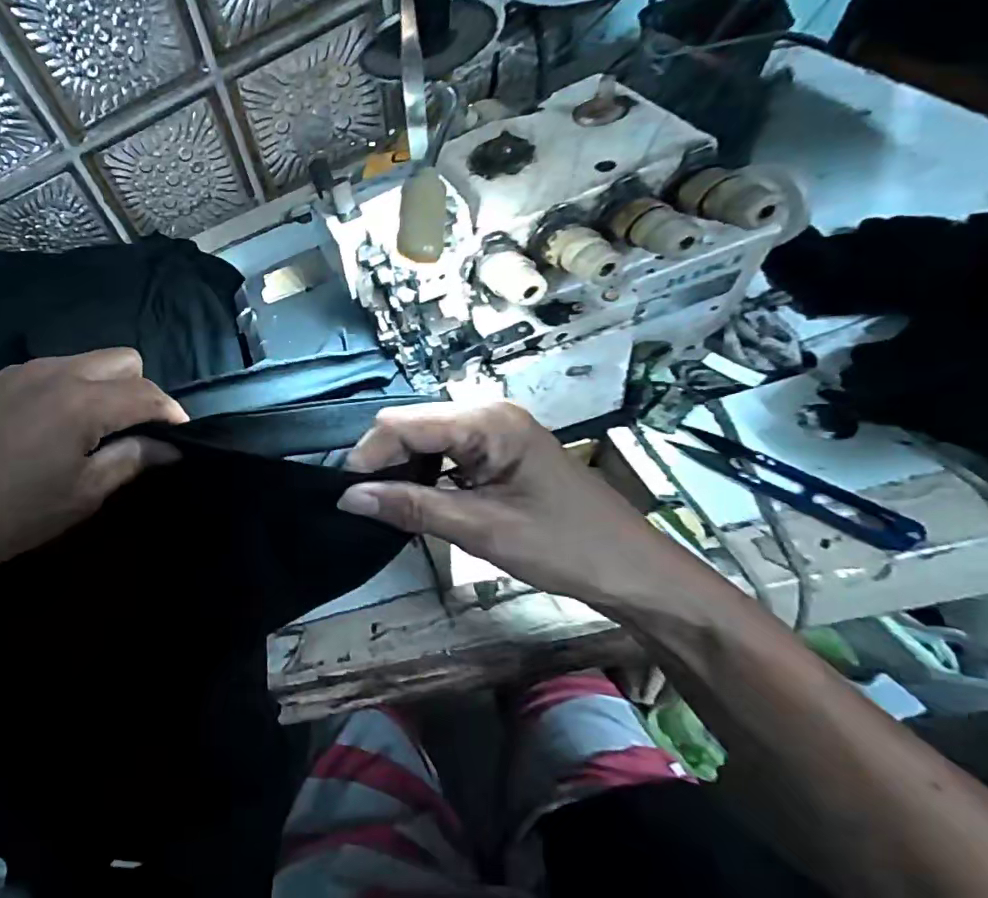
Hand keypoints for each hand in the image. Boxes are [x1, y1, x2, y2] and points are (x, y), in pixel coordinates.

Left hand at [0, 348, 186, 600]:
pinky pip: (58, 369)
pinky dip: (76, 387)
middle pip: (123, 360)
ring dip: (108, 387)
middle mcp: (57, 370)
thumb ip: (131, 459)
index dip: (171, 413)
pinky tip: (62, 425)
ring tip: (99, 431)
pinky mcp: (4, 379)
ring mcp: (26, 370)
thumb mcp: (82, 495)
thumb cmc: (14, 515)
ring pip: (90, 360)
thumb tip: (169, 446)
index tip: (181, 438)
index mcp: (82, 400)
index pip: (146, 392)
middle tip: (137, 435)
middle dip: (141, 391)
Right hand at [335, 401, 715, 612]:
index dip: (368, 456)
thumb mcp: (481, 529)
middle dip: (381, 460)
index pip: (402, 424)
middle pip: (409, 424)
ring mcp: (496, 428)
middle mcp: (488, 412)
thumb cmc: (566, 548)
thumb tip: (347, 498)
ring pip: (423, 436)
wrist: (640, 575)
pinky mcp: (499, 447)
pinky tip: (418, 496)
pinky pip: (444, 448)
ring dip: (401, 466)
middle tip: (366, 502)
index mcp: (487, 421)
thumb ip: (410, 507)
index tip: (347, 495)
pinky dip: (424, 470)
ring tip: (387, 502)